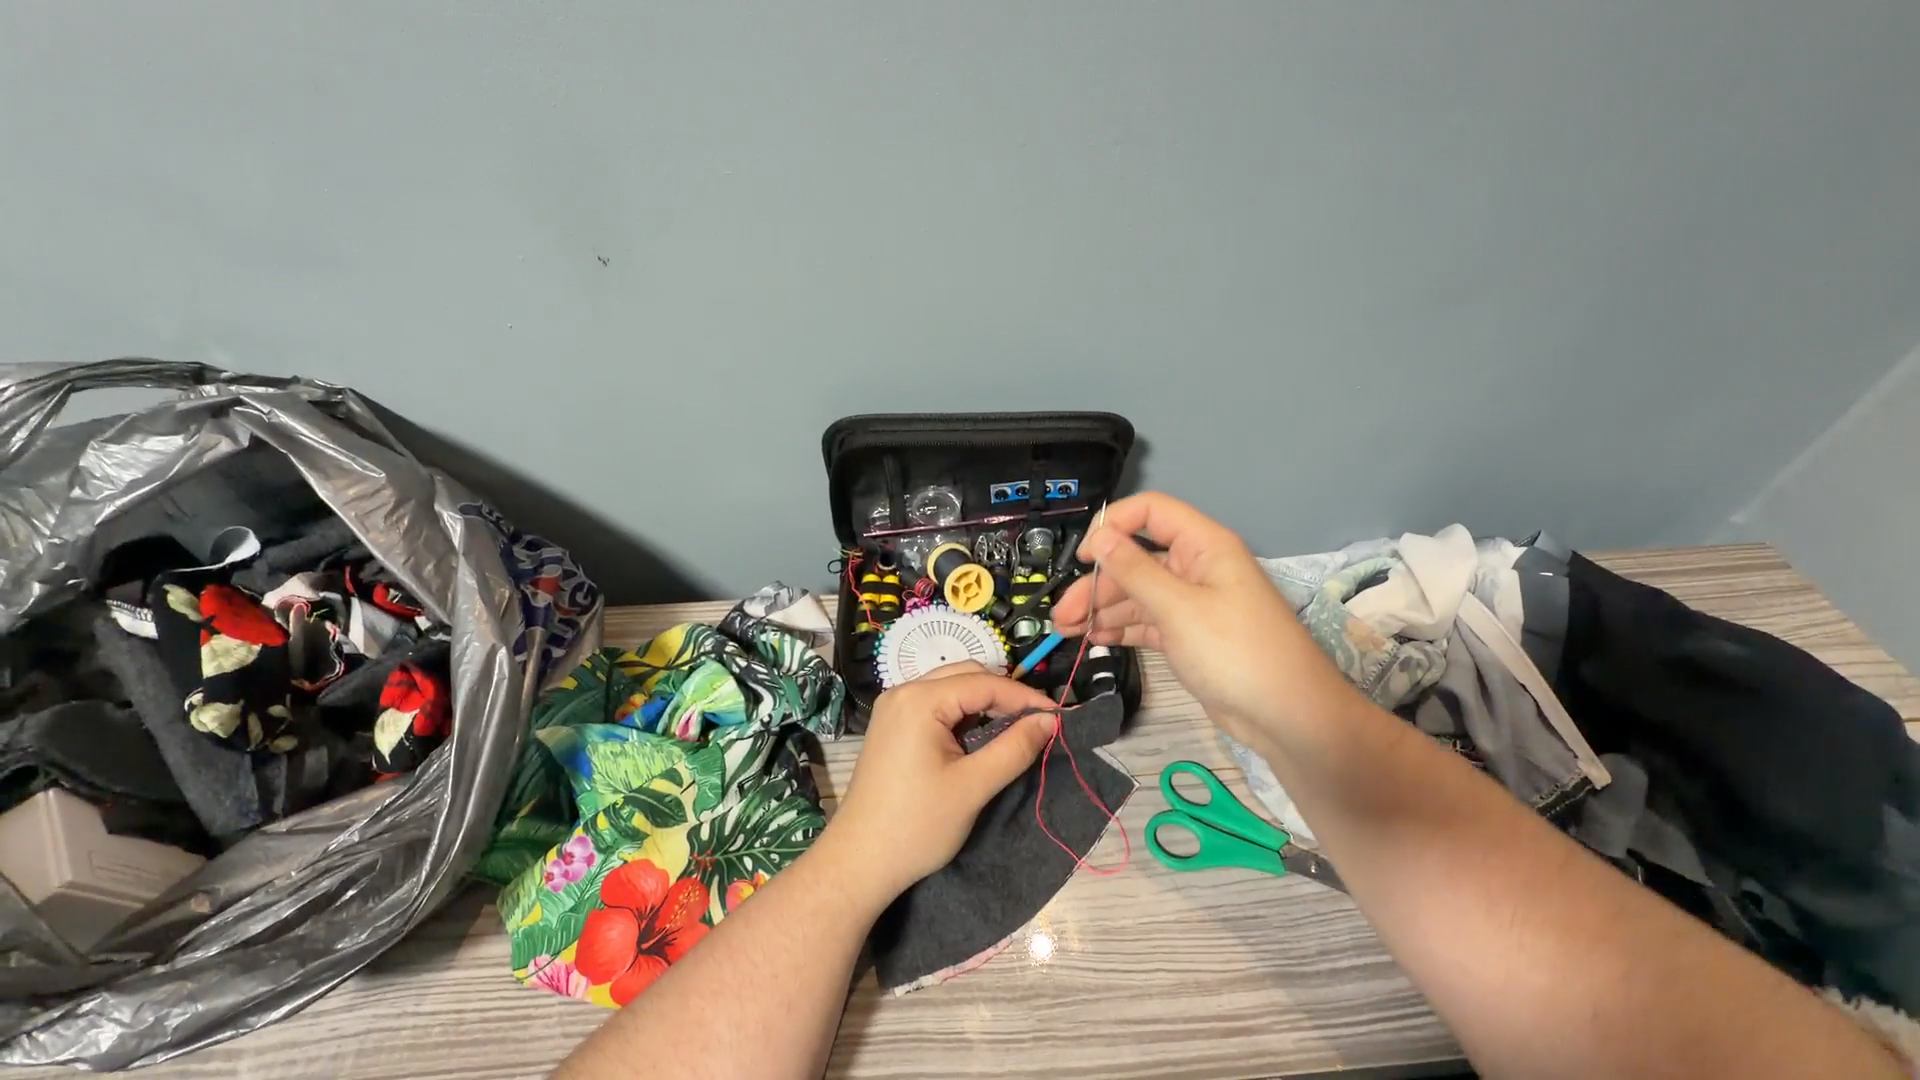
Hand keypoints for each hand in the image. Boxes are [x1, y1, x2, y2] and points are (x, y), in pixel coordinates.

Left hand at [823, 663, 1057, 903]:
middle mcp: (903, 693)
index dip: (1025, 698)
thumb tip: (1050, 720)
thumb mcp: (973, 787)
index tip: (1059, 716)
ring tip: (1016, 731)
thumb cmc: (916, 825)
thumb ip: (1014, 748)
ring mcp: (894, 709)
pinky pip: (936, 707)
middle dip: (1005, 696)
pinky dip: (963, 716)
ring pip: (951, 690)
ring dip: (984, 705)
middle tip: (1039, 724)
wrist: (858, 862)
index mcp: (920, 700)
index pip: (984, 682)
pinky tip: (981, 739)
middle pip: (966, 677)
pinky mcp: (892, 727)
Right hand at [1052, 493, 1352, 746]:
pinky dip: (1120, 628)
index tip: (1083, 557)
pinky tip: (1093, 639)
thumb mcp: (1179, 609)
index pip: (1151, 512)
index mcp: (1204, 545)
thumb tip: (1100, 537)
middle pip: (1136, 560)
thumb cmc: (1236, 652)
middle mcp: (1196, 568)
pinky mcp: (1188, 636)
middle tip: (1062, 615)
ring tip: (1066, 631)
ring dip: (1101, 610)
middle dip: (1097, 584)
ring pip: (1136, 595)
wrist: (1287, 716)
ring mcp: (1192, 604)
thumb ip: (1135, 570)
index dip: (1114, 526)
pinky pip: (1146, 622)